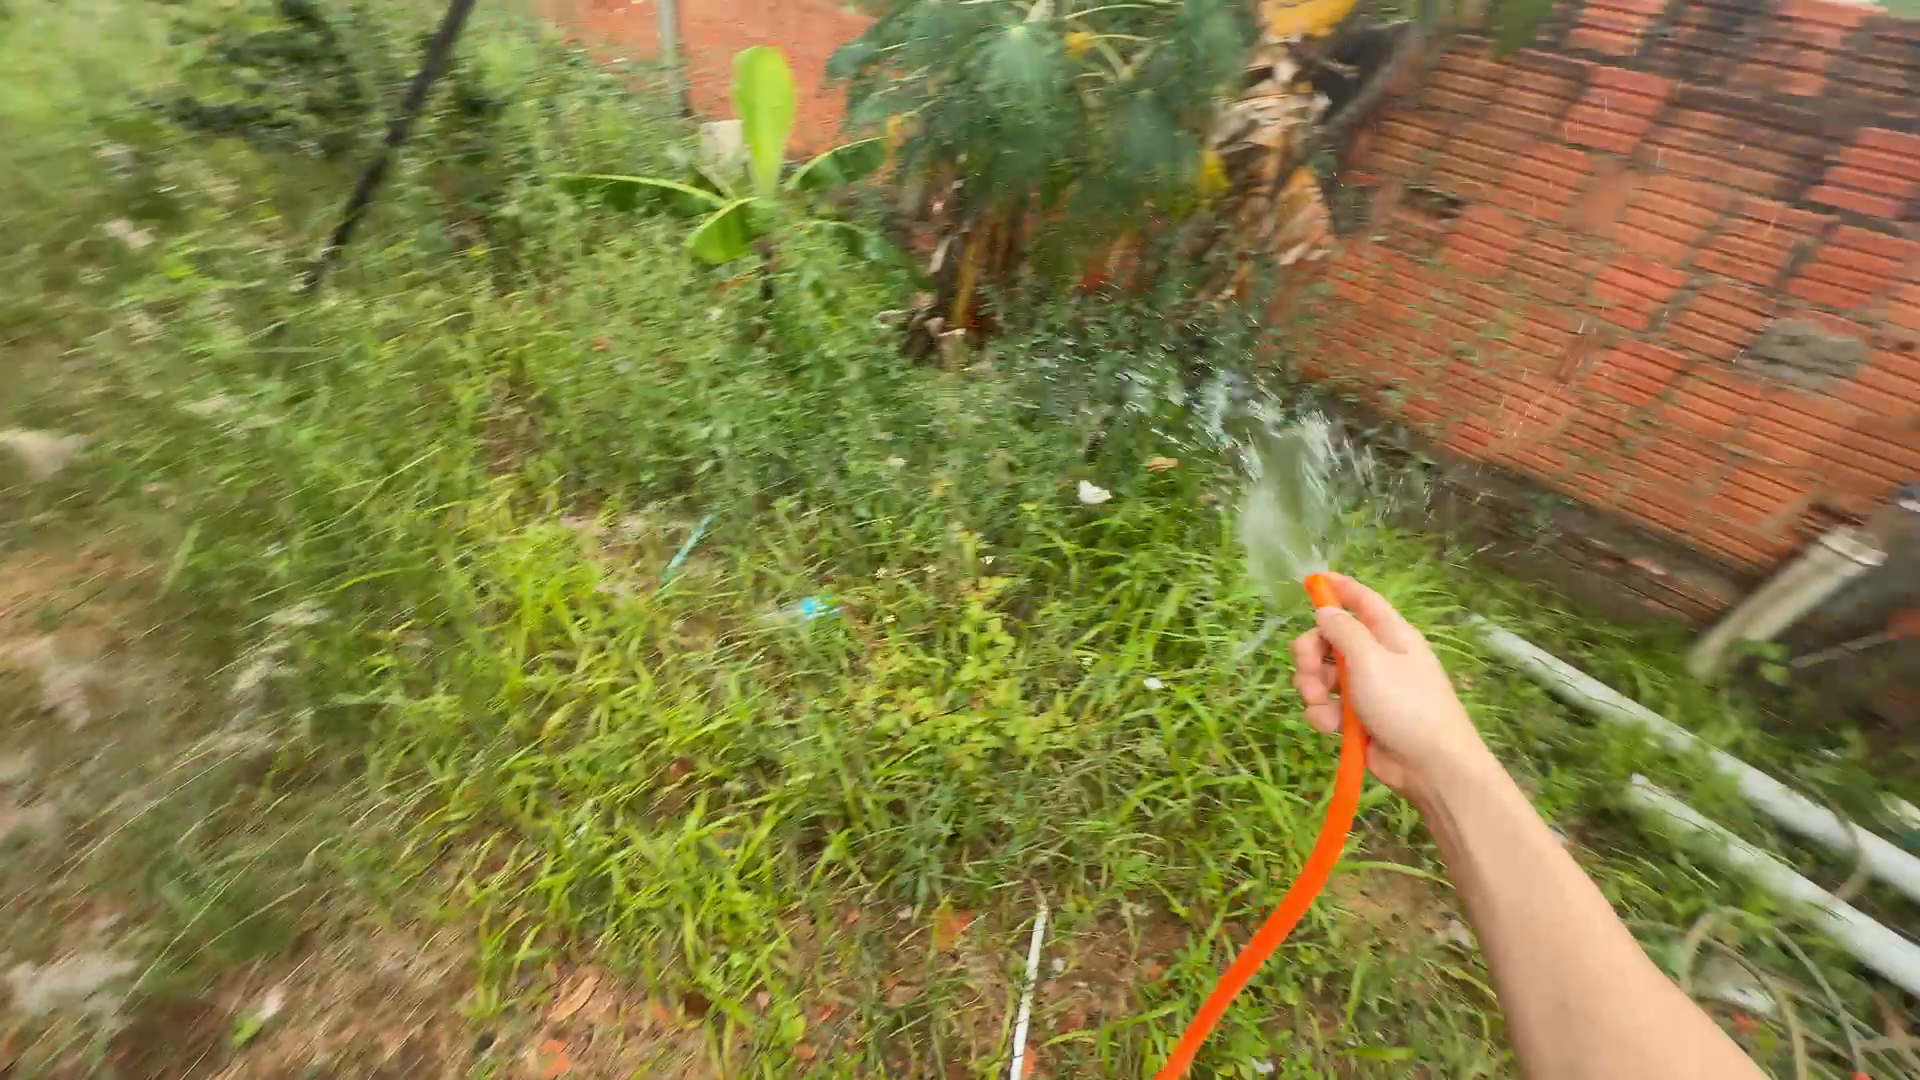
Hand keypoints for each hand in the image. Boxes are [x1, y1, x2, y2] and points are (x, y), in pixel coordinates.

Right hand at [1289, 573, 1488, 800]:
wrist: (1429, 766)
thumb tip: (1324, 611)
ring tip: (1319, 704)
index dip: (1338, 588)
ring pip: (1320, 674)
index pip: (1361, 600)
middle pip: (1328, 639)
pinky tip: (1330, 726)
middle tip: (1308, 669)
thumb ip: (1343, 631)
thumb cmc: (1407, 704)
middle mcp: (1375, 657)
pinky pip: (1324, 704)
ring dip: (1311, 688)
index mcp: (1389, 635)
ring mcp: (1364, 687)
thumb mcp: (1371, 660)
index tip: (1311, 581)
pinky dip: (1321, 713)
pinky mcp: (1354, 716)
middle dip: (1310, 653)